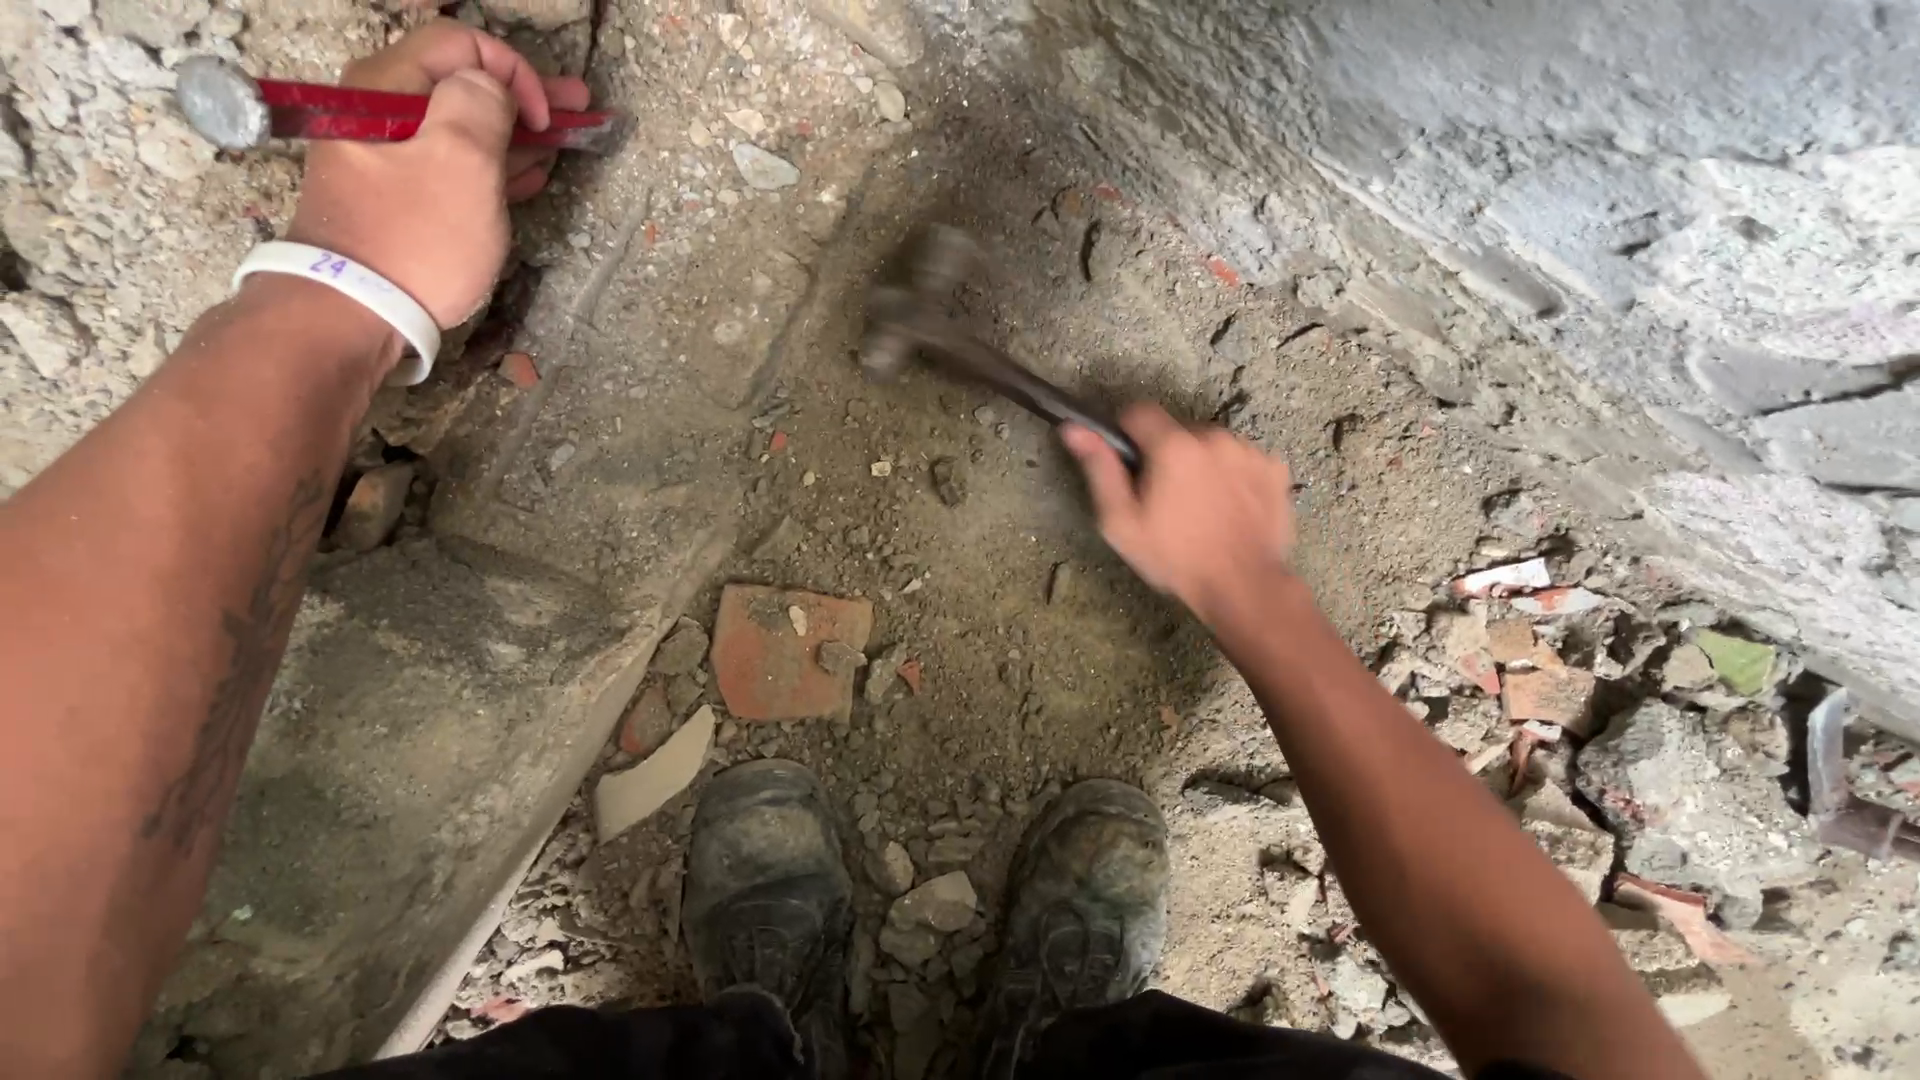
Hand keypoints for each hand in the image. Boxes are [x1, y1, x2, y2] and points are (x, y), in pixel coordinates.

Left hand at [285, 19, 590, 328]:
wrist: (359, 309)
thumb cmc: (417, 238)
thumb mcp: (460, 163)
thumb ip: (480, 107)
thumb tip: (491, 84)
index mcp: (389, 87)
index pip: (460, 45)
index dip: (513, 71)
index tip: (545, 120)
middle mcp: (385, 111)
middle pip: (465, 84)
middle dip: (527, 95)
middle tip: (579, 107)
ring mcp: (394, 157)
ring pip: (467, 127)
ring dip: (519, 131)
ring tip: (563, 139)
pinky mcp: (406, 197)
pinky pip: (459, 166)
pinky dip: (498, 163)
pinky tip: (528, 171)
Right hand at [1061, 404, 1297, 625]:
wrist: (1243, 586)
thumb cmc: (1174, 558)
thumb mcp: (1121, 521)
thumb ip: (1099, 469)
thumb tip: (1074, 429)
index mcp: (1174, 446)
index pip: (1139, 412)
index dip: (1127, 435)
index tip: (1130, 464)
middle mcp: (1214, 437)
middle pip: (1177, 431)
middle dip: (1166, 455)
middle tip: (1164, 498)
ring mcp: (1248, 451)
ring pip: (1210, 445)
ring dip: (1200, 464)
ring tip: (1199, 507)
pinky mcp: (1274, 468)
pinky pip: (1240, 460)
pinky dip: (1231, 475)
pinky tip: (1227, 508)